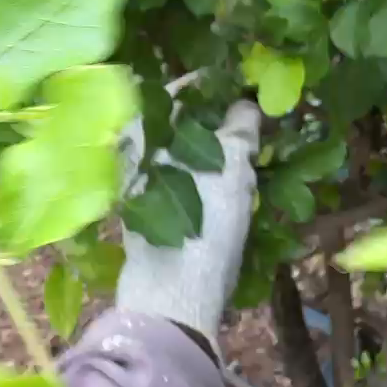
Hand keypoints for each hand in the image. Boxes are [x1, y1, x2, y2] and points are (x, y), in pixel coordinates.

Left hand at [113, 100, 262, 352]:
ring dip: (216, 156)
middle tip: (251, 127)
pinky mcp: (152, 214)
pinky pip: (184, 184)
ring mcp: (141, 187)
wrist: (174, 299)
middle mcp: (134, 155)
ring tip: (247, 165)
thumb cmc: (202, 223)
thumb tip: (245, 104)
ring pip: (185, 156)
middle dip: (218, 124)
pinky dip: (207, 183)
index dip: (210, 87)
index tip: (242, 87)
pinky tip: (233, 198)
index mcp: (143, 133)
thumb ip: (239, 128)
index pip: (176, 91)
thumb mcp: (230, 167)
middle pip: (181, 124)